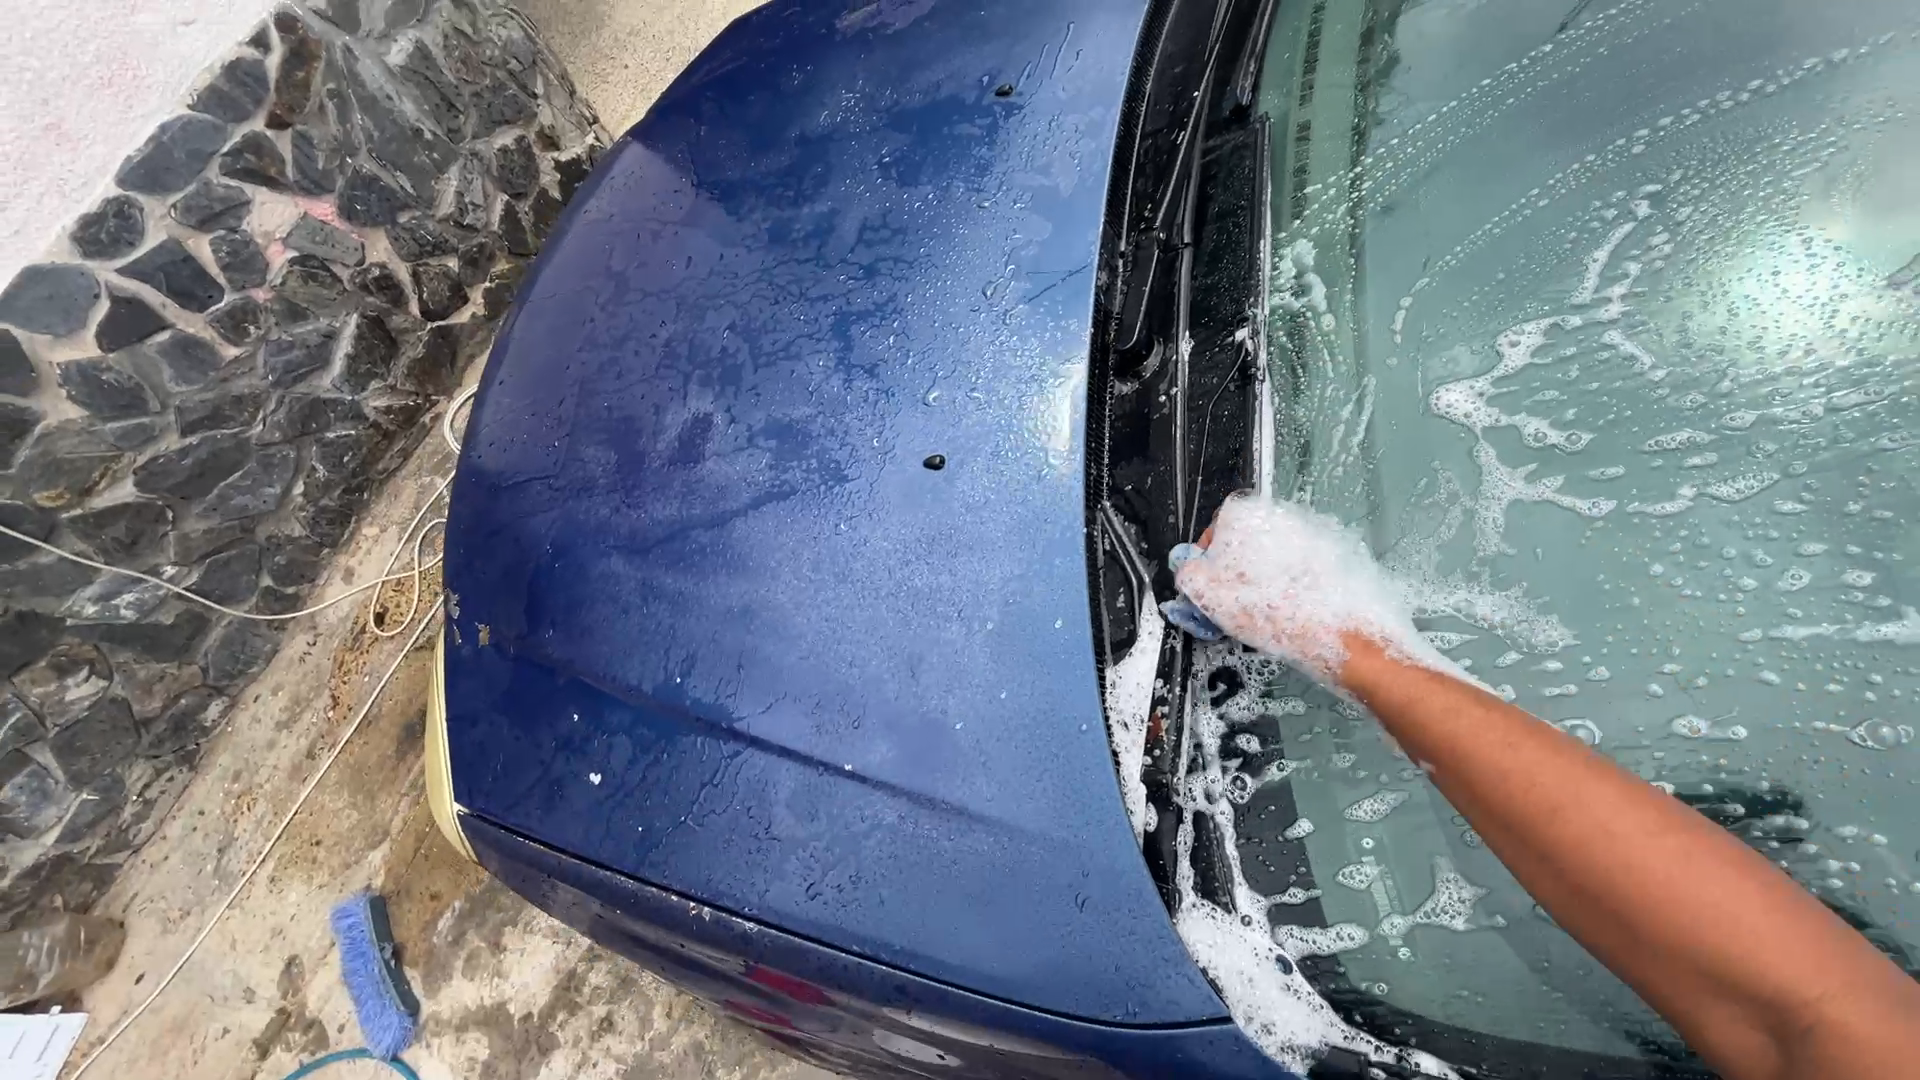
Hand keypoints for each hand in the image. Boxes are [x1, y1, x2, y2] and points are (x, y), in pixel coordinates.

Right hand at [1172, 494, 1450, 687]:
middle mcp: (1281, 517)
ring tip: (1260, 610)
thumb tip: (1188, 571)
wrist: (1342, 637)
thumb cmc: (1275, 612)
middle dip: (1235, 568)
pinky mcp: (1337, 557)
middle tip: (1231, 600)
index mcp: (1246, 516)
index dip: (1205, 557)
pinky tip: (1288, 612)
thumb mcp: (1208, 595)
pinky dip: (1292, 586)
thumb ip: (1188, 575)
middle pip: (1245, 539)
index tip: (1206, 582)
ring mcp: (1313, 535)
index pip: (1213, 526)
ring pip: (1274, 554)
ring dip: (1262, 577)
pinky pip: (1301, 568)